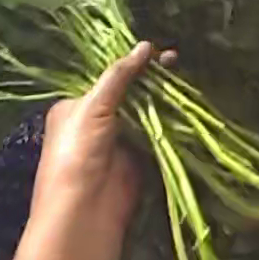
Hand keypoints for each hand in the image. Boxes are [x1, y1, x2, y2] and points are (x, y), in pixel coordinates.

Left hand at [34, 41, 173, 224]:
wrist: (85, 213)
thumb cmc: (78, 151)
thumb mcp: (93, 105)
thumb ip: (119, 75)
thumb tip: (145, 46)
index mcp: (75, 104)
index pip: (104, 76)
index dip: (127, 62)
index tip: (151, 48)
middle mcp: (95, 118)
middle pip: (126, 91)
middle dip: (148, 76)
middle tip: (173, 58)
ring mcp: (118, 138)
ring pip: (143, 109)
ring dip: (161, 94)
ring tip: (181, 71)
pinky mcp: (137, 157)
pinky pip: (154, 132)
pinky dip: (168, 118)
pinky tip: (183, 99)